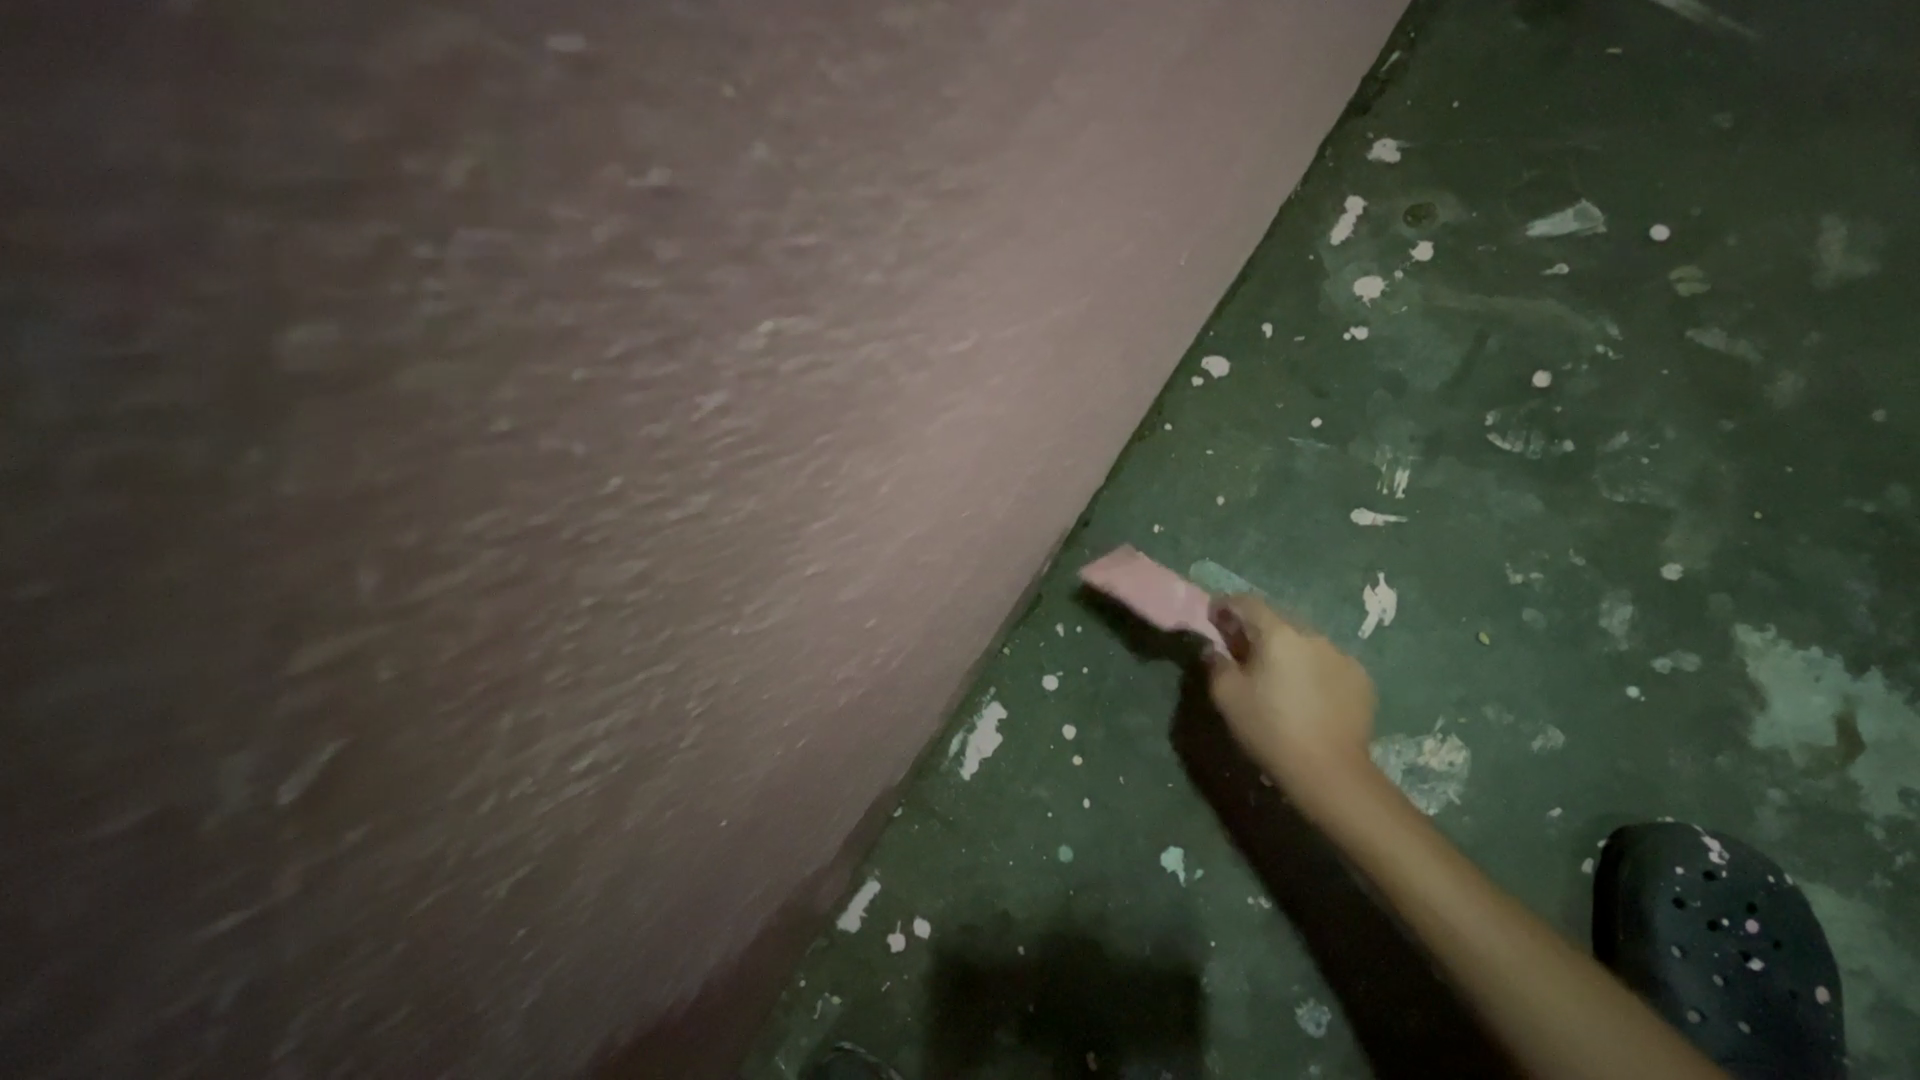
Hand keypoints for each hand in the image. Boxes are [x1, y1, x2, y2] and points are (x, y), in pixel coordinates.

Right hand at [1205, 594, 1377, 809]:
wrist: (1329, 771)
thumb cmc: (1269, 729)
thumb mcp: (1227, 696)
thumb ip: (1215, 663)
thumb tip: (1214, 648)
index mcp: (1278, 634)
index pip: (1247, 603)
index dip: (1226, 606)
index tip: (1213, 617)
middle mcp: (1313, 635)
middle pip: (1278, 621)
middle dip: (1256, 630)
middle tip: (1240, 652)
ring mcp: (1342, 656)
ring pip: (1305, 642)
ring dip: (1286, 651)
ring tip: (1276, 677)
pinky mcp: (1361, 679)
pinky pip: (1327, 664)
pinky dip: (1312, 670)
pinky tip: (1306, 696)